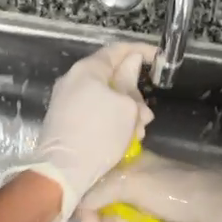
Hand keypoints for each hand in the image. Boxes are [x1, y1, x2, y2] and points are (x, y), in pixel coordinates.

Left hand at [14, 41, 156, 221]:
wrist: (62, 171)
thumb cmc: (98, 134)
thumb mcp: (125, 107)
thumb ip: (130, 83)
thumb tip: (131, 62)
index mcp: (86, 70)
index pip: (117, 50)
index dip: (140, 51)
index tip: (159, 58)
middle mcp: (73, 81)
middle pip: (111, 77)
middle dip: (134, 94)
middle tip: (147, 115)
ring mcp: (67, 101)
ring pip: (106, 98)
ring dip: (126, 112)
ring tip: (138, 133)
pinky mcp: (65, 121)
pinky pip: (95, 113)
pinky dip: (112, 121)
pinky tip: (124, 139)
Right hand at [75, 151, 221, 221]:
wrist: (219, 214)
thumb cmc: (176, 190)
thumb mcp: (133, 182)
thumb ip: (99, 192)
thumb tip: (78, 212)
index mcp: (130, 164)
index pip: (96, 177)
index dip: (85, 195)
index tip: (81, 212)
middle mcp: (135, 184)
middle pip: (101, 204)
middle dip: (99, 217)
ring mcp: (146, 208)